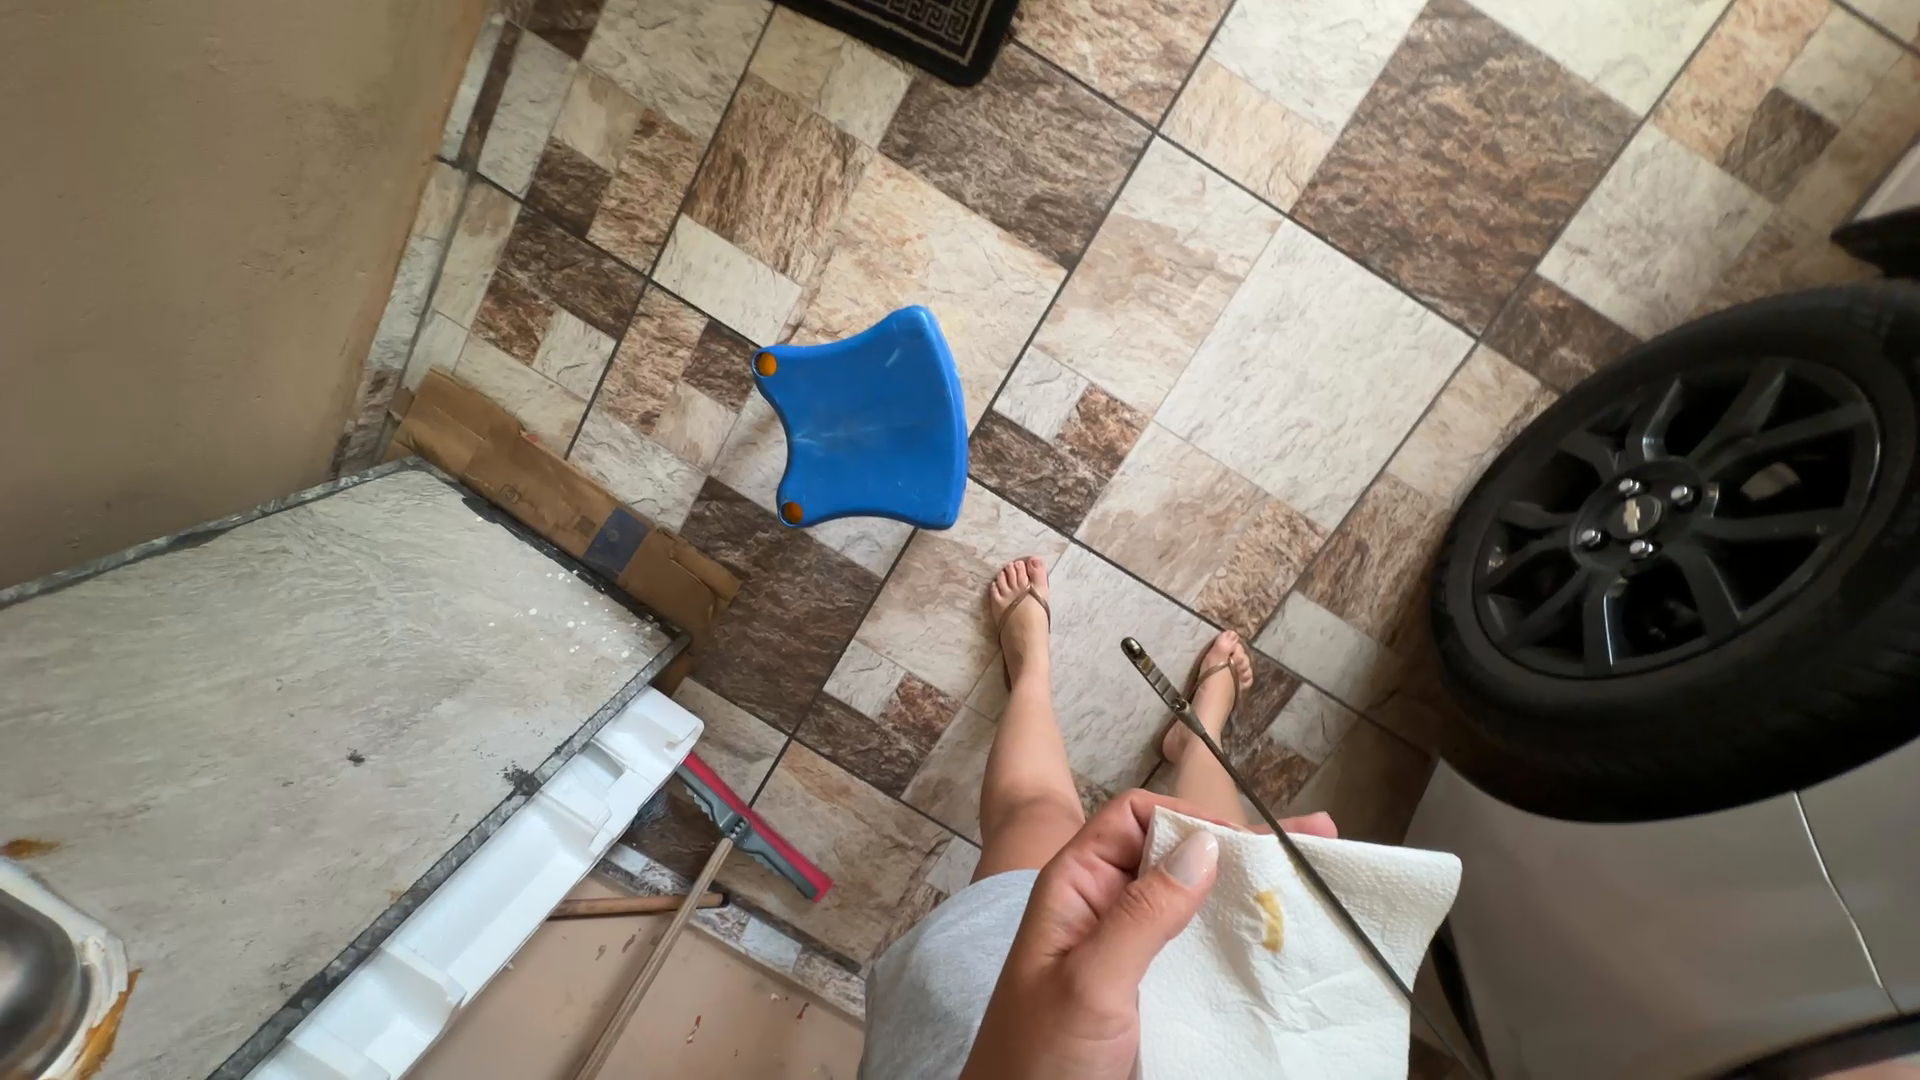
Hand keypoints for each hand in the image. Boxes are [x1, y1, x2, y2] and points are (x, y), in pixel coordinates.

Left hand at [961, 790, 1337, 1079]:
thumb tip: (1204, 844)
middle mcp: (1105, 902)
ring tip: (1308, 881)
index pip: (1133, 818)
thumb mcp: (1091, 981)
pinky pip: (1197, 945)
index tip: (1248, 843)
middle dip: (1235, 844)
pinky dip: (1236, 934)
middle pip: (1171, 852)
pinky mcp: (1151, 986)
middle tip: (1310, 839)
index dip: (1188, 819)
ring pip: (1191, 898)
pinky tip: (1278, 938)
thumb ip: (1143, 914)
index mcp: (1077, 882)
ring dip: (1244, 887)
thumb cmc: (1042, 1053)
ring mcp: (1130, 945)